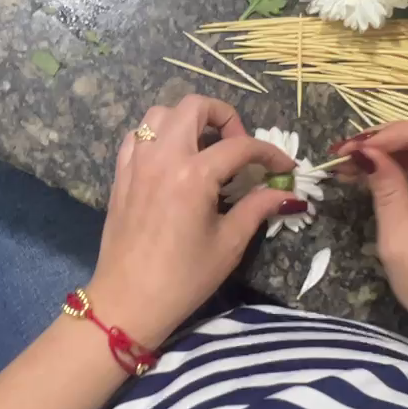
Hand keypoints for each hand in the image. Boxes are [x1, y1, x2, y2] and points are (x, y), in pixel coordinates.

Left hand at [88, 94, 302, 347]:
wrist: (128, 301)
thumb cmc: (183, 278)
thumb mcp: (228, 244)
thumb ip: (257, 208)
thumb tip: (286, 193)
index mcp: (194, 175)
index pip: (240, 147)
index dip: (270, 154)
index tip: (285, 167)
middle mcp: (163, 157)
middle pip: (195, 107)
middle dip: (225, 117)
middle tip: (238, 147)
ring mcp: (137, 162)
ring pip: (160, 113)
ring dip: (188, 120)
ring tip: (205, 147)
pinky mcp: (121, 173)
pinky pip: (138, 135)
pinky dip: (158, 135)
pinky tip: (172, 157)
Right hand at [335, 120, 407, 347]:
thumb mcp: (400, 246)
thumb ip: (387, 194)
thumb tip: (366, 153)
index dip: (402, 132)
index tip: (363, 146)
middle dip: (389, 139)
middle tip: (347, 153)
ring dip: (389, 152)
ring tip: (349, 164)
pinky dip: (399, 168)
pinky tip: (368, 174)